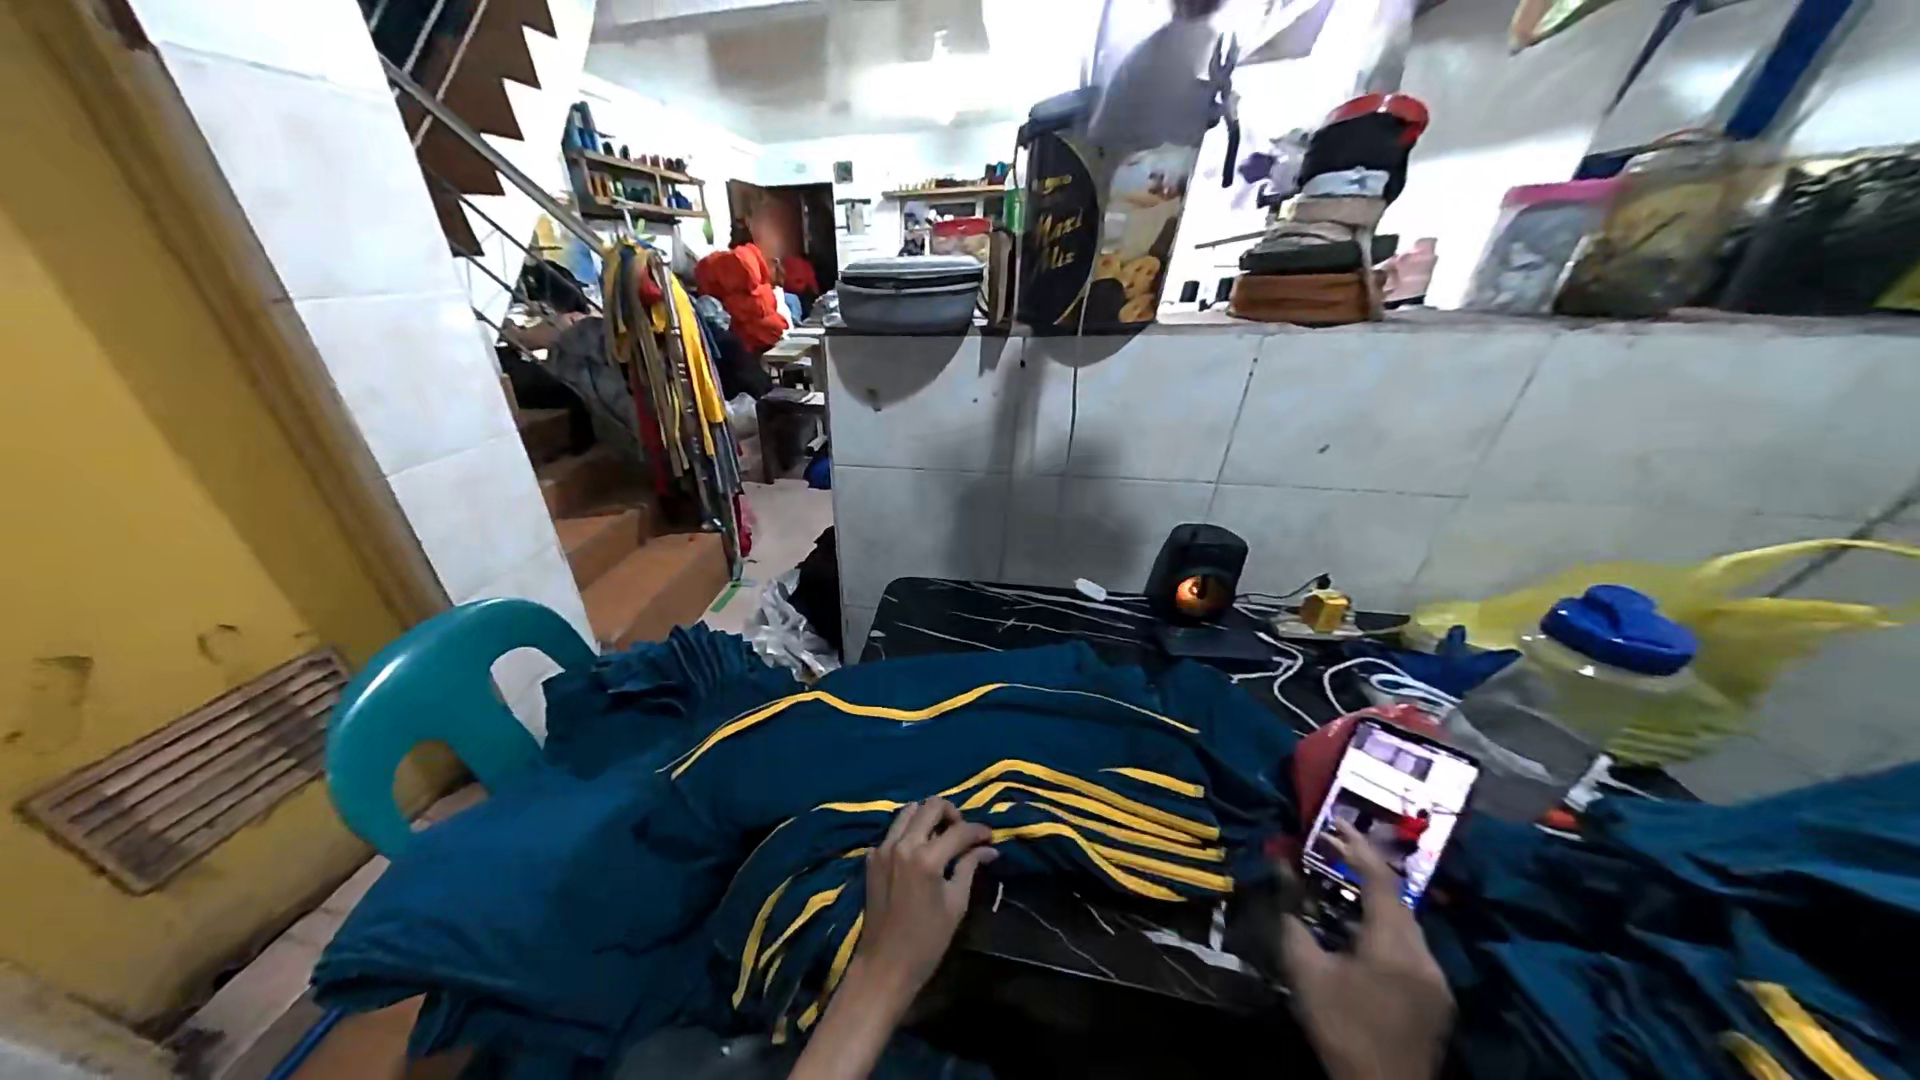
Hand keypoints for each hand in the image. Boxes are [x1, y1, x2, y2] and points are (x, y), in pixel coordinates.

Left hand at [854, 798, 998, 1002]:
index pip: (959, 830)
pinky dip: (908, 832)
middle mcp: (903, 844)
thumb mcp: (955, 904)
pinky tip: (918, 852)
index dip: (978, 831)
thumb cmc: (926, 941)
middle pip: (931, 806)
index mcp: (926, 858)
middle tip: (962, 832)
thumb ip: (969, 867)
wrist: (884, 965)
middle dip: (952, 813)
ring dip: (928, 817)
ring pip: (908, 811)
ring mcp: (883, 848)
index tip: (990, 836)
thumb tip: (989, 849)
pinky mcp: (871, 858)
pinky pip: (893, 831)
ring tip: (940, 836)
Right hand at [1279, 821, 1454, 1079]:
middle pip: (1397, 899)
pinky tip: (1355, 933)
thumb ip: (1293, 920)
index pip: (1380, 881)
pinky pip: (1408, 946)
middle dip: (1363, 869)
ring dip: (1372, 899)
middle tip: (1329, 848)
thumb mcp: (1306, 972)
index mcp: (1395, 947)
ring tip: (1337, 886)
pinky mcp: (1436, 999)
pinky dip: (1382, 926)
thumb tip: (1281, 876)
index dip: (1356, 847)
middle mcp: (1425, 957)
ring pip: (1404, 923)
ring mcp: (1436, 981)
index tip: (1332, 822)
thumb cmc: (1341, 1028)